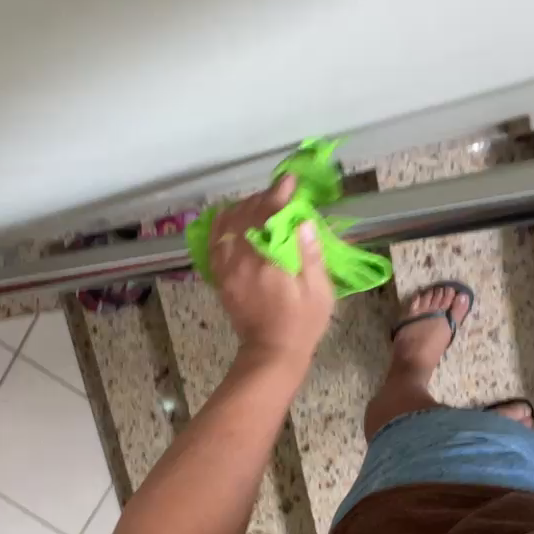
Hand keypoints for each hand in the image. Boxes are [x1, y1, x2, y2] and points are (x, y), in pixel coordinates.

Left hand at [207, 175, 333, 364]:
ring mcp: (226, 269)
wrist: (271, 353)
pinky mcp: (220, 278)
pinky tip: (230, 219)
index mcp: (268, 262)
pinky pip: (213, 244)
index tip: (289, 180)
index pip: (268, 216)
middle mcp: (241, 261)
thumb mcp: (319, 292)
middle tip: (278, 191)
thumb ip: (311, 255)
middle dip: (261, 198)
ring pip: (225, 226)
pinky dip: (220, 226)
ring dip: (240, 209)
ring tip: (256, 202)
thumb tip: (304, 222)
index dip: (278, 194)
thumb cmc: (302, 324)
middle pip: (245, 216)